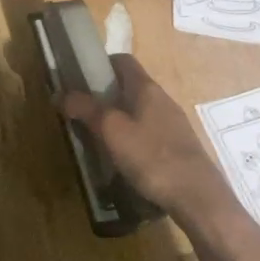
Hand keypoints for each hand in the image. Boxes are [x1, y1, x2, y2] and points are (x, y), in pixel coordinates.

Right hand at [62, 54, 236, 223]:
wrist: (200, 200)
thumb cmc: (152, 157)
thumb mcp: (111, 130)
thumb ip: (85, 108)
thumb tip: (60, 94)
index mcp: (147, 89)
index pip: (123, 60)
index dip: (100, 64)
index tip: (79, 78)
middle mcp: (163, 100)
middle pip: (129, 87)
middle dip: (104, 96)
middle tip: (81, 111)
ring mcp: (174, 125)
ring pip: (138, 111)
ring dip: (117, 119)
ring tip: (97, 137)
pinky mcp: (179, 148)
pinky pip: (148, 132)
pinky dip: (132, 138)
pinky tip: (122, 159)